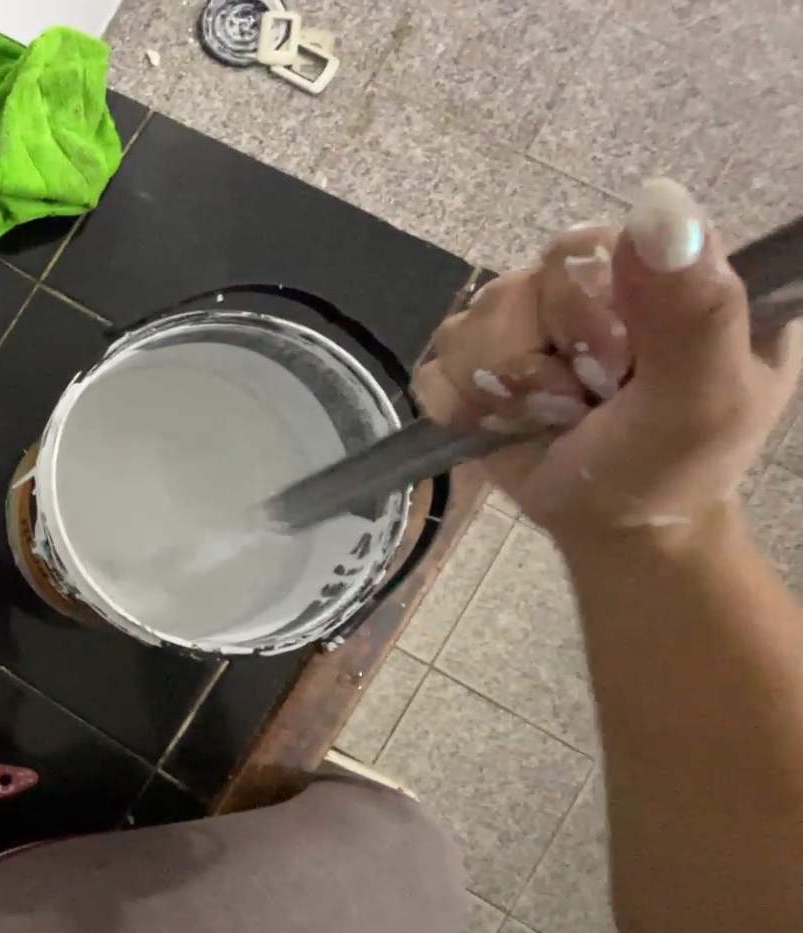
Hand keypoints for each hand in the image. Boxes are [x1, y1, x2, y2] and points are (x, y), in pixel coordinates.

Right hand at [413, 178, 802, 551]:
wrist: (607, 525)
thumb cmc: (668, 466)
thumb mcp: (703, 396)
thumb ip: (691, 307)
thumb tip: (656, 204)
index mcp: (664, 280)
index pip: (585, 247)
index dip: (578, 307)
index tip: (610, 365)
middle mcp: (591, 292)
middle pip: (510, 288)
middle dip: (531, 360)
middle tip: (577, 402)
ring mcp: (525, 331)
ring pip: (461, 328)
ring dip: (495, 390)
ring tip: (541, 419)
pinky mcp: (474, 369)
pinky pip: (431, 370)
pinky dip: (461, 408)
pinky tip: (501, 425)